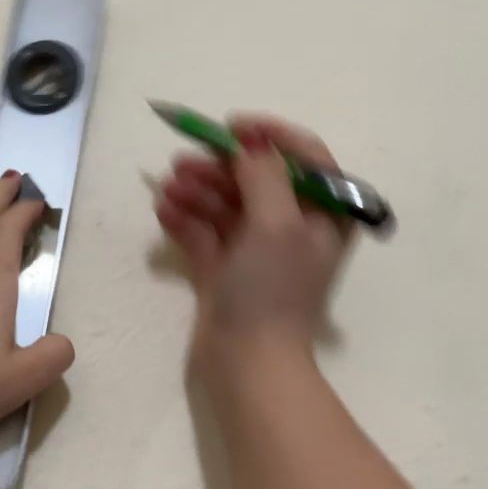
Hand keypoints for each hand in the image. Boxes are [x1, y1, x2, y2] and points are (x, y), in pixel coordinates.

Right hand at [155, 115, 352, 373]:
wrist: (247, 361)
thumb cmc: (271, 292)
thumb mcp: (276, 225)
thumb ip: (264, 177)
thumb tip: (251, 143)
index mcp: (322, 213)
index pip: (302, 158)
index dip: (267, 137)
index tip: (229, 127)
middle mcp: (292, 228)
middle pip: (254, 180)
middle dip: (219, 168)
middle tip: (181, 163)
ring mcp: (255, 252)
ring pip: (224, 207)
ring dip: (196, 193)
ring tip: (167, 189)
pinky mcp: (223, 273)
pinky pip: (204, 235)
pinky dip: (185, 221)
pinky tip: (164, 212)